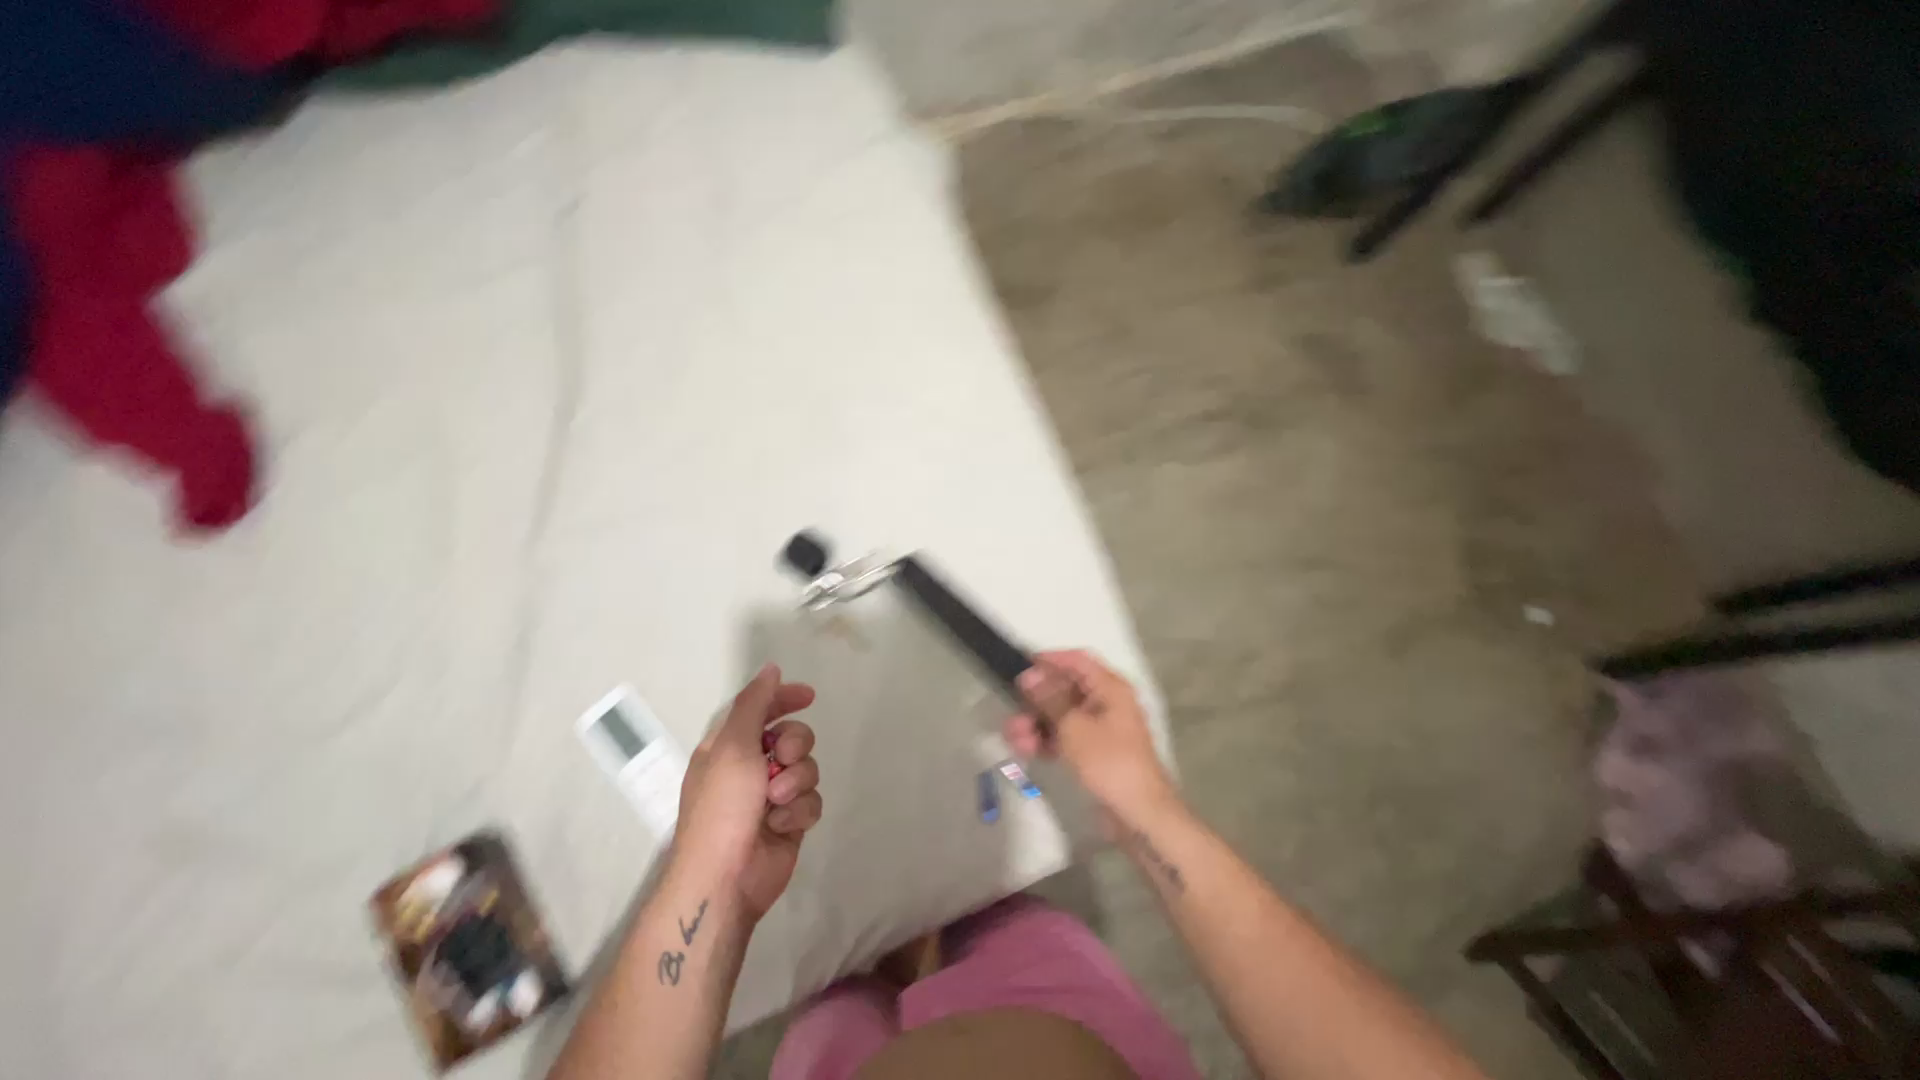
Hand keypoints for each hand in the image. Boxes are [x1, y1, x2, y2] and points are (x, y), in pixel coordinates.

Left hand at [673, 664, 823, 921]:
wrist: (725, 877)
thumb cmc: (721, 807)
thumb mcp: (733, 746)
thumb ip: (754, 704)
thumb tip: (770, 669)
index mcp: (728, 747)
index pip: (760, 710)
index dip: (784, 698)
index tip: (809, 696)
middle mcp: (751, 768)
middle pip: (794, 737)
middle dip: (795, 745)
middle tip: (783, 758)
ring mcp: (772, 796)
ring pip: (808, 769)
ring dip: (796, 782)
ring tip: (775, 802)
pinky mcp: (791, 822)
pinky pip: (812, 801)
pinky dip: (799, 811)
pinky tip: (782, 826)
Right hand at [1006, 649, 1177, 823]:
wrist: (1137, 813)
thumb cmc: (1109, 761)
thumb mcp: (1074, 727)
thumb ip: (1049, 699)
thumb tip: (1029, 674)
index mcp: (1110, 688)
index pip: (1077, 660)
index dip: (1049, 660)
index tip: (1019, 667)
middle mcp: (1106, 703)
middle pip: (1065, 689)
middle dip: (1035, 701)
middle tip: (1012, 714)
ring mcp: (1099, 729)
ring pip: (1060, 715)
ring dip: (1036, 723)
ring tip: (1015, 739)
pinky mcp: (1092, 753)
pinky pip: (1064, 736)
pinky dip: (1046, 740)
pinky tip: (1026, 750)